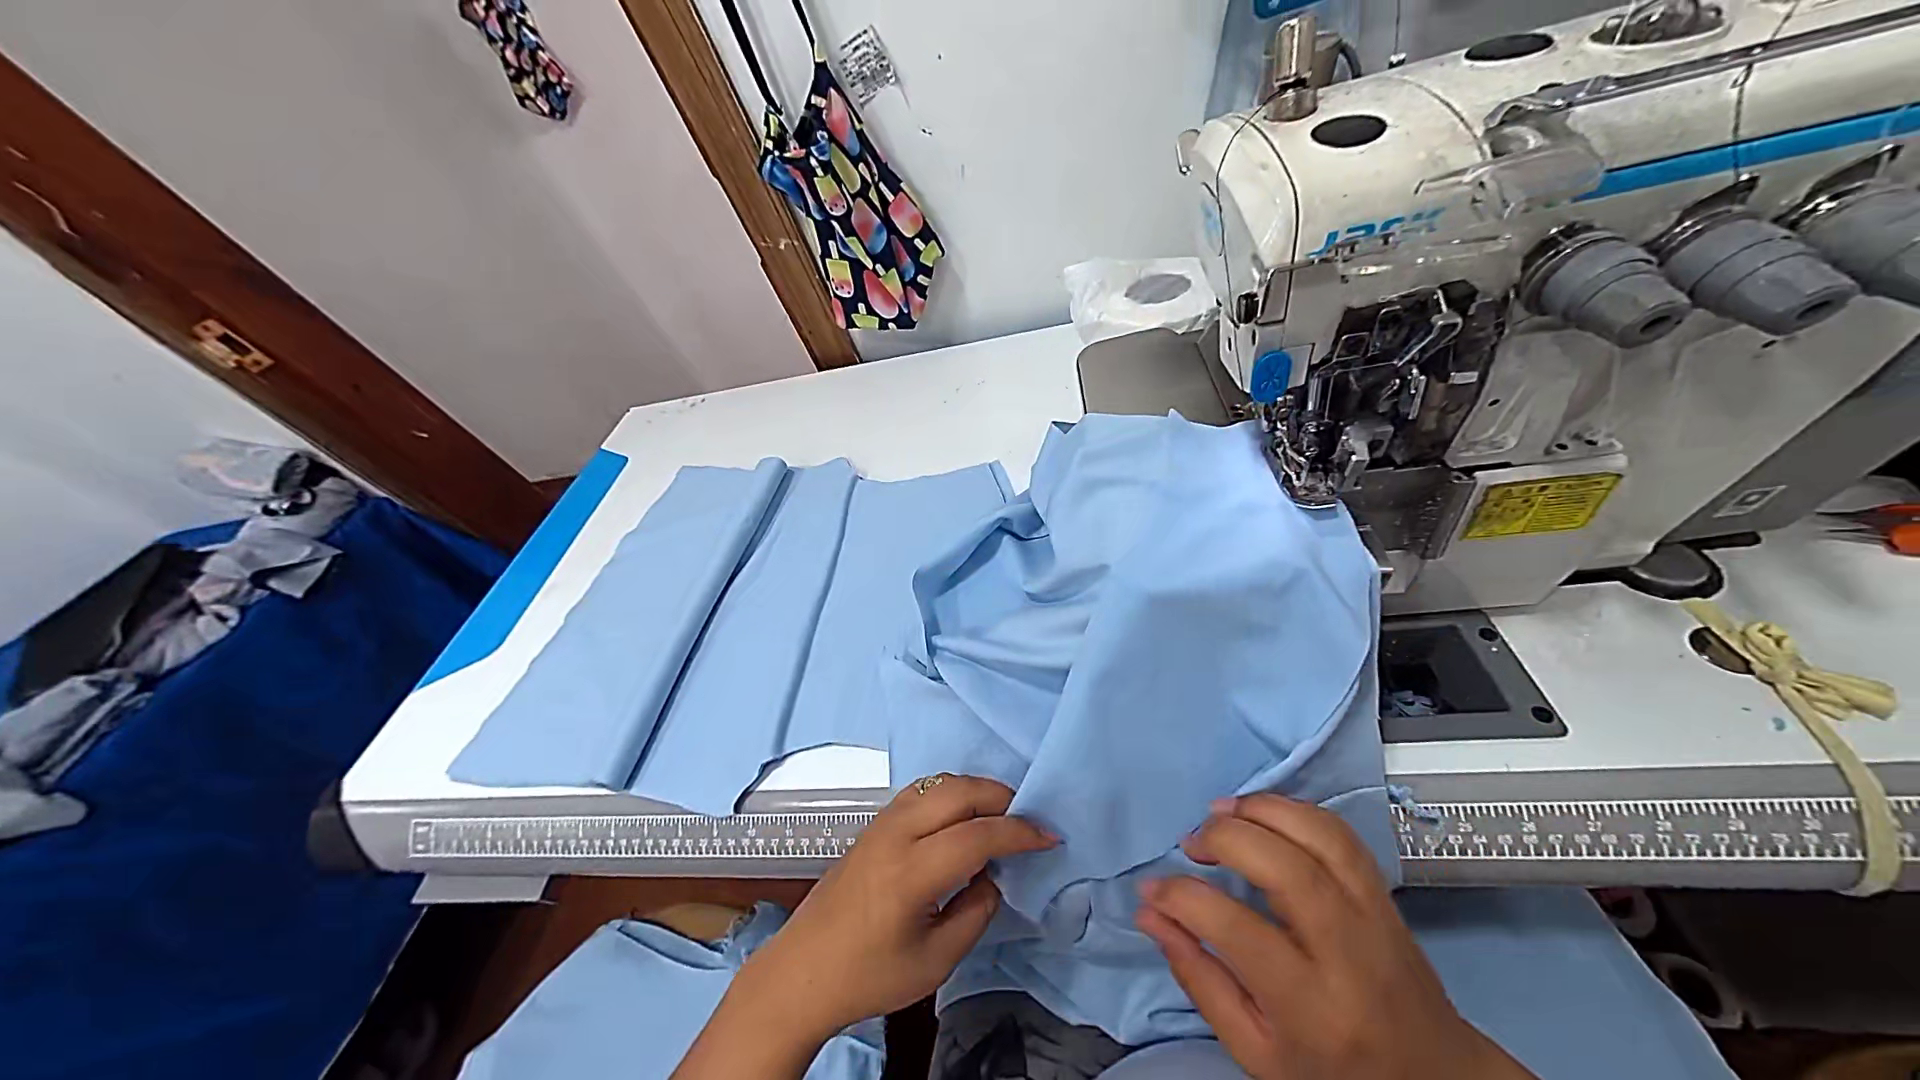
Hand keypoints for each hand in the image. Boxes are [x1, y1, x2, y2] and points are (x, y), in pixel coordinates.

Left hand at [674, 775, 1054, 1077]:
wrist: (801, 973)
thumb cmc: (868, 975)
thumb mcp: (934, 961)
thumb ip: (975, 913)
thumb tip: (992, 876)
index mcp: (911, 872)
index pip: (977, 834)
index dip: (1019, 832)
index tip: (1049, 838)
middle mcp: (895, 835)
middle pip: (958, 791)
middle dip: (1000, 797)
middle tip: (1027, 819)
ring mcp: (880, 824)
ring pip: (937, 783)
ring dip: (974, 790)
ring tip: (999, 814)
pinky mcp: (872, 825)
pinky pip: (919, 791)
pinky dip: (949, 792)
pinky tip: (960, 814)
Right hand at [1135, 795, 1535, 1079]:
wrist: (1433, 1077)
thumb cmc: (1331, 1070)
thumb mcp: (1255, 1050)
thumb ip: (1198, 978)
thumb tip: (1150, 913)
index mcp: (1311, 1006)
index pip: (1235, 929)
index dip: (1182, 897)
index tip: (1152, 889)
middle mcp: (1348, 951)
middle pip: (1285, 867)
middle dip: (1225, 838)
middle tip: (1191, 845)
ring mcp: (1374, 914)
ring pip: (1320, 835)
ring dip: (1260, 810)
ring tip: (1220, 814)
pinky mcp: (1384, 892)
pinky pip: (1339, 832)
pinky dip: (1292, 810)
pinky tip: (1261, 817)